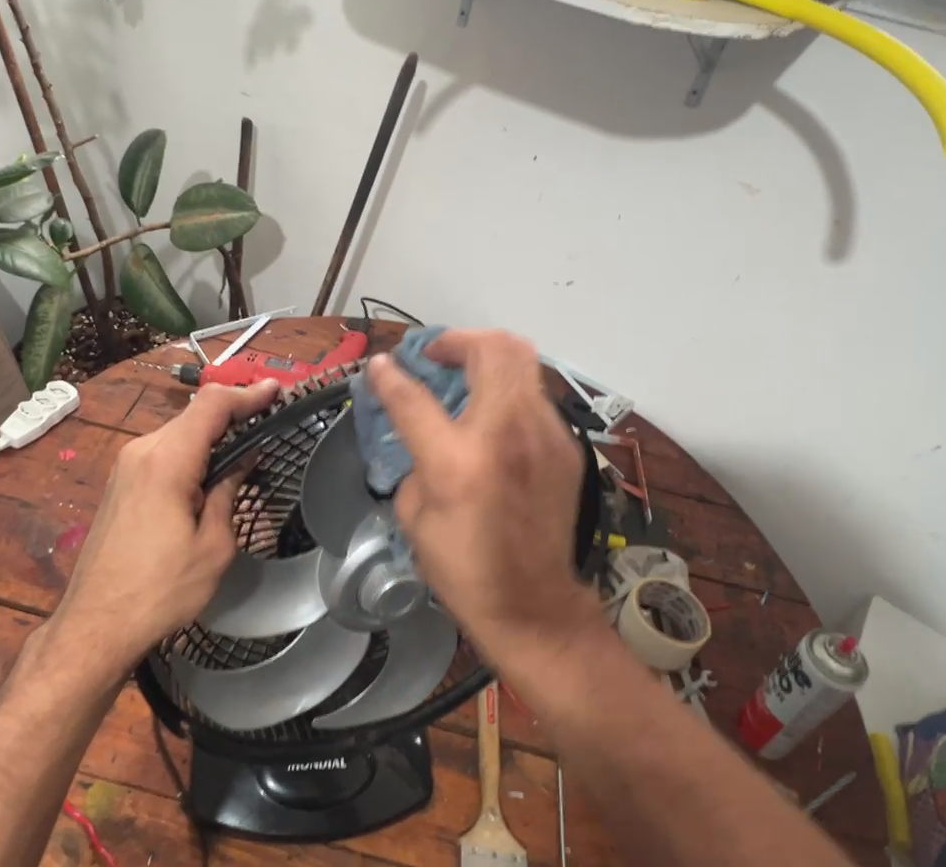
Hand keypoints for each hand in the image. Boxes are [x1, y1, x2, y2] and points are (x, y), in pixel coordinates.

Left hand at [50, 380, 280, 668]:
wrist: (96, 625)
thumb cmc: (162, 589)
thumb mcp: (213, 545)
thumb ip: (229, 490)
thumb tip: (245, 457)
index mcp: (166, 461)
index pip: (211, 405)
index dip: (247, 394)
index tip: (277, 391)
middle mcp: (141, 451)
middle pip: (194, 415)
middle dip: (234, 412)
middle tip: (270, 419)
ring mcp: (126, 467)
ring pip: (178, 432)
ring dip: (212, 433)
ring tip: (248, 446)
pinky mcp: (120, 484)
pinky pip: (163, 452)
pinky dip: (192, 450)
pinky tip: (211, 470)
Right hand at [366, 331, 598, 665]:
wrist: (533, 604)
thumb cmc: (463, 567)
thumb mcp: (414, 515)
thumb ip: (413, 458)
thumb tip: (419, 429)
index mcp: (458, 460)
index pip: (415, 397)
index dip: (390, 375)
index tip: (381, 364)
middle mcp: (507, 434)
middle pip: (493, 349)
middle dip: (457, 340)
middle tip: (435, 356)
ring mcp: (545, 435)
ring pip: (524, 361)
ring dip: (487, 358)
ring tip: (464, 376)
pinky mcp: (564, 445)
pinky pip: (534, 395)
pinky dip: (508, 389)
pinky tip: (492, 415)